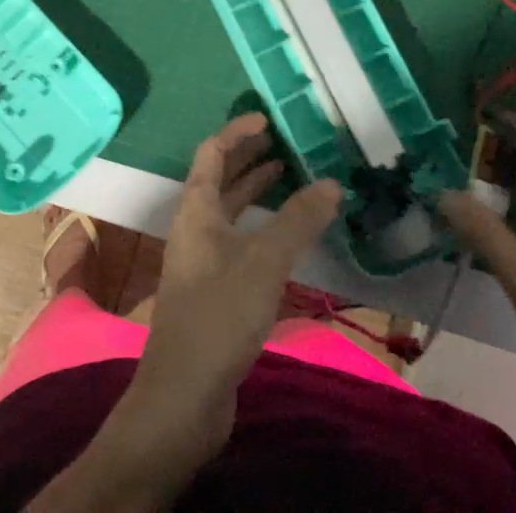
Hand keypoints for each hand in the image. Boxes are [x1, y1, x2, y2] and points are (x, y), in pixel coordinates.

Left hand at [30, 114, 341, 512]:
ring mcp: (202, 265)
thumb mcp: (263, 264)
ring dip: (258, 195)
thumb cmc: (218, 319)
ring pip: (231, 216)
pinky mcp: (215, 295)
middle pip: (219, 183)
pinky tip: (290, 239)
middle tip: (288, 143)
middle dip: (249, 160)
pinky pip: (240, 246)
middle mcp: (195, 232)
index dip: (236, 132)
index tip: (268, 118)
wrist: (184, 397)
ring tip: (294, 179)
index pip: (211, 155)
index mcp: (196, 214)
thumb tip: (331, 182)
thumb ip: (297, 222)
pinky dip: (264, 231)